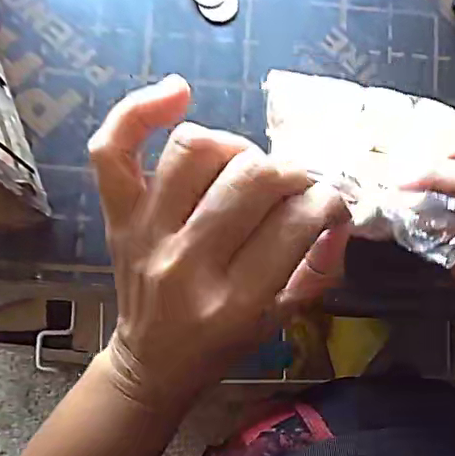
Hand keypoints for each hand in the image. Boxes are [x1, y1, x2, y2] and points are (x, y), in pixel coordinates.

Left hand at [87, 76, 348, 413]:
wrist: (153, 362)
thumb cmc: (225, 342)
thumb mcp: (285, 319)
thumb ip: (320, 267)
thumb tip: (339, 215)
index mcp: (238, 302)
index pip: (297, 222)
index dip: (328, 202)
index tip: (330, 205)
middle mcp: (189, 264)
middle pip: (253, 179)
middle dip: (291, 174)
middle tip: (294, 189)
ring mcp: (147, 234)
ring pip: (195, 151)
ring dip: (237, 148)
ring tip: (245, 169)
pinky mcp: (118, 216)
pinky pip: (114, 149)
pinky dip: (140, 110)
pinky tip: (179, 93)